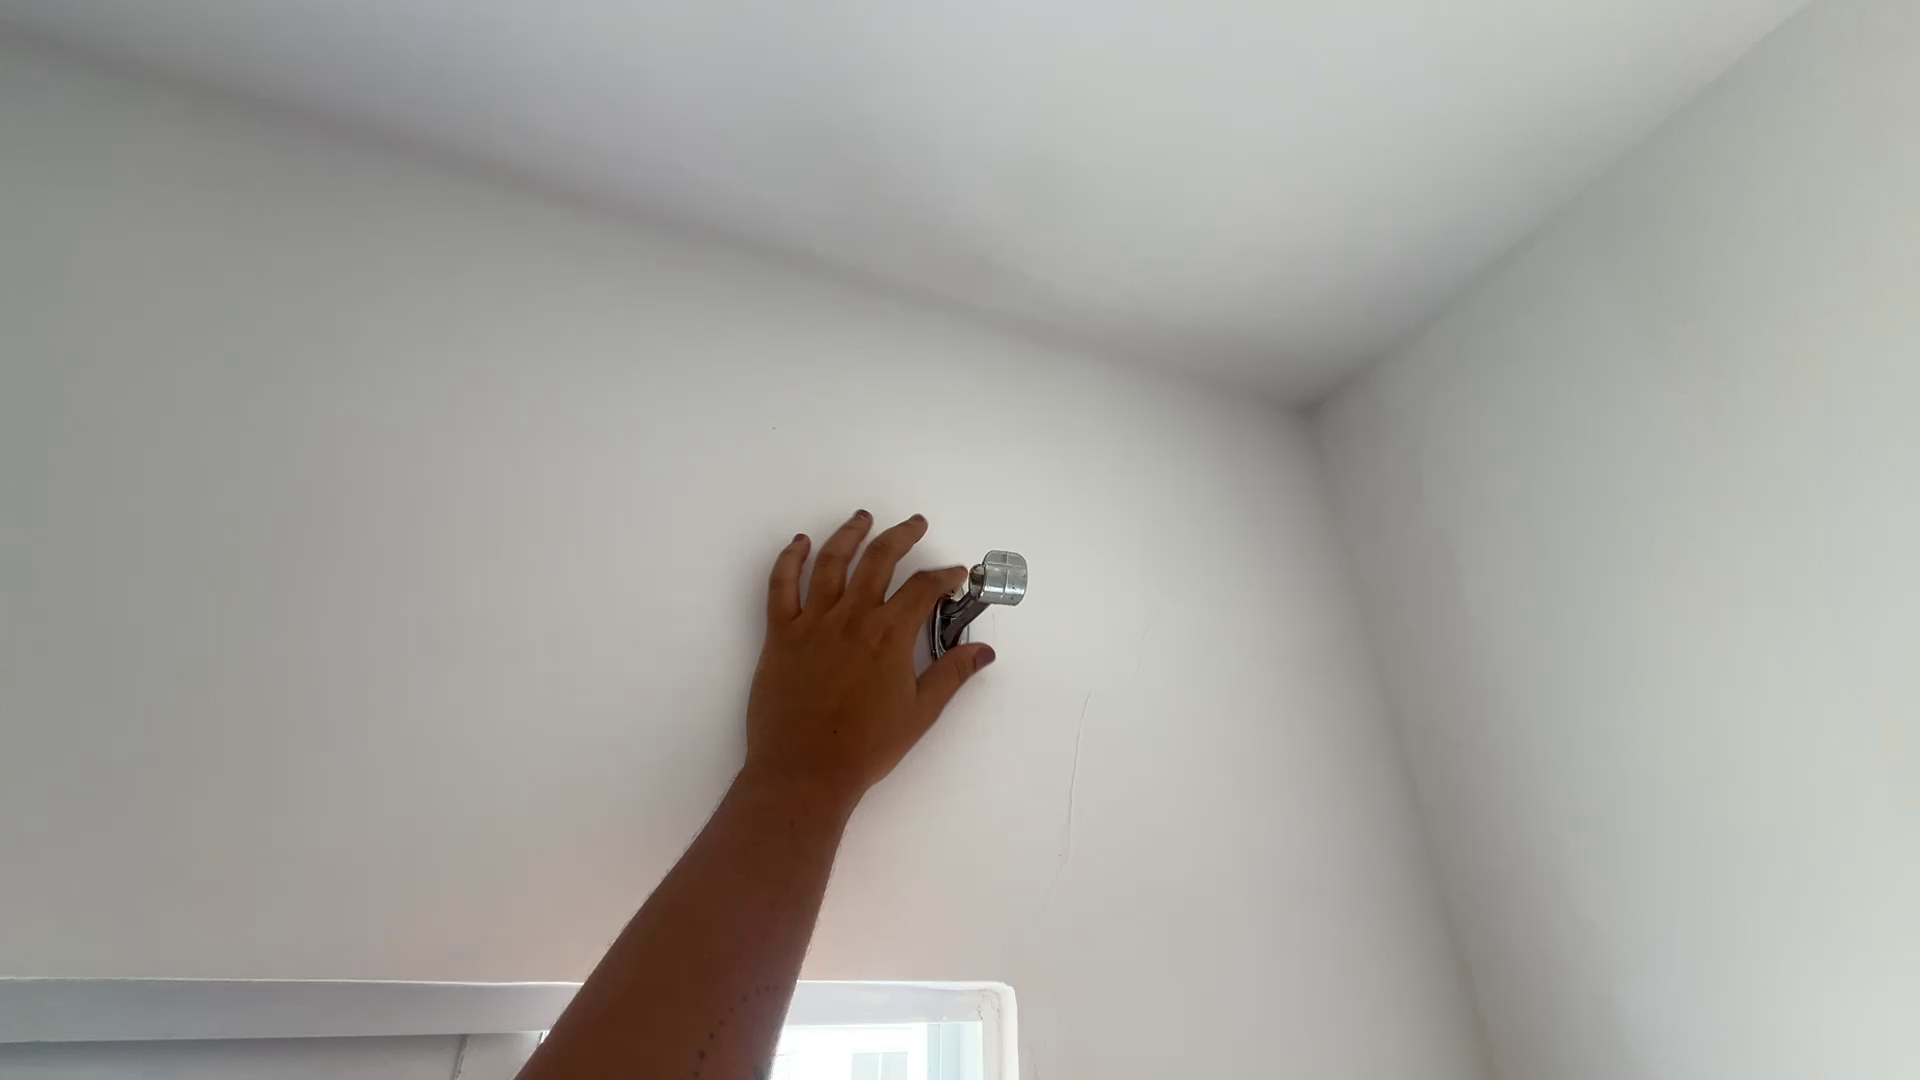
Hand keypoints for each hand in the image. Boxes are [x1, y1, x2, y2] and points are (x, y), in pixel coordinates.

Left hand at [743, 510, 995, 809]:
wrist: (804, 772)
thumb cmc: (866, 747)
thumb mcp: (920, 713)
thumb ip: (952, 674)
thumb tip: (984, 650)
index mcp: (890, 635)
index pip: (924, 588)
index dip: (944, 575)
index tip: (954, 573)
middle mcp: (853, 617)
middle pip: (880, 559)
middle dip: (901, 536)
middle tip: (914, 523)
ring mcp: (813, 621)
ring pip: (832, 561)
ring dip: (849, 533)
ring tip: (862, 517)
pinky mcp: (780, 633)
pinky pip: (781, 586)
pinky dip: (789, 559)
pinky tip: (799, 543)